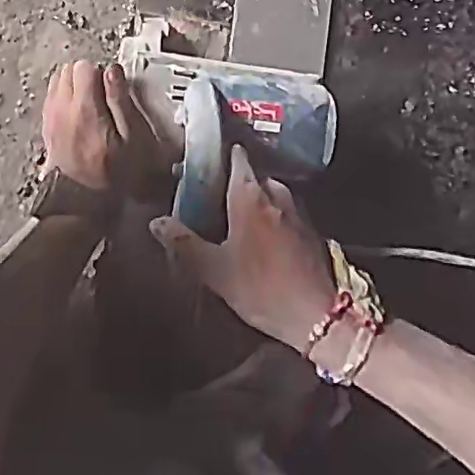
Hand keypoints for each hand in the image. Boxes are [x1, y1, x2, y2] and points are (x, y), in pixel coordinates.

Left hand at [40, 60, 163, 192]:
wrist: (83, 202)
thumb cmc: (112, 173)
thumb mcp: (131, 138)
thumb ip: (120, 100)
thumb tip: (113, 71)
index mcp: (83, 107)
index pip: (84, 66)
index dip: (102, 74)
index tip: (112, 91)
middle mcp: (61, 108)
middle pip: (68, 70)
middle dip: (86, 77)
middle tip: (103, 97)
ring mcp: (51, 118)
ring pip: (57, 81)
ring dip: (74, 86)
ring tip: (92, 106)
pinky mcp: (47, 127)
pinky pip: (52, 98)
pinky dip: (64, 99)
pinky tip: (80, 116)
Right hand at [147, 145, 335, 348]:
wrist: (317, 316)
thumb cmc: (261, 288)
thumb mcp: (215, 269)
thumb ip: (185, 243)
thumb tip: (157, 222)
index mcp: (250, 196)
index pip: (237, 160)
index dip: (220, 158)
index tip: (204, 165)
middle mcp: (277, 195)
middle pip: (253, 177)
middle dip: (235, 184)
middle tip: (215, 200)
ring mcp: (298, 212)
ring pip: (271, 195)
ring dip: (256, 201)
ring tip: (237, 220)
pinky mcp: (311, 231)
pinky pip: (286, 213)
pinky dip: (272, 218)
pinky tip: (262, 240)